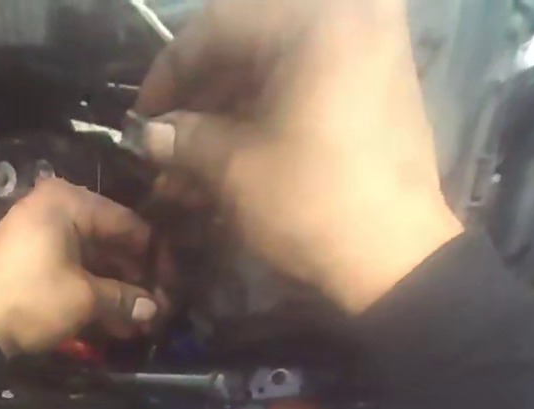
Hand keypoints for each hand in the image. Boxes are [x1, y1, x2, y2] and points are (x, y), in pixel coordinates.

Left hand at [0, 179, 162, 356]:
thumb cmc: (33, 299)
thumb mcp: (84, 298)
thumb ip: (124, 299)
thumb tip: (154, 310)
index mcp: (67, 202)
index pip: (126, 222)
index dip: (152, 254)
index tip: (171, 281)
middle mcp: (52, 209)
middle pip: (107, 242)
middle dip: (133, 278)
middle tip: (157, 306)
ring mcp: (37, 236)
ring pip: (90, 262)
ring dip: (115, 292)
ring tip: (139, 322)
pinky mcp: (28, 263)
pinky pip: (70, 272)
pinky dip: (91, 294)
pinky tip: (113, 321)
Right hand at [136, 0, 462, 313]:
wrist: (392, 258)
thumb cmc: (309, 205)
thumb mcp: (236, 170)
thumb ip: (186, 140)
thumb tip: (149, 134)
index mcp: (313, 18)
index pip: (217, 26)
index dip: (167, 73)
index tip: (141, 118)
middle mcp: (348, 12)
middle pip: (248, 44)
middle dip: (198, 101)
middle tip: (166, 148)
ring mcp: (368, 48)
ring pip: (274, 71)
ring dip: (225, 118)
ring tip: (188, 170)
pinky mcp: (375, 87)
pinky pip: (304, 89)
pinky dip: (262, 121)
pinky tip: (228, 162)